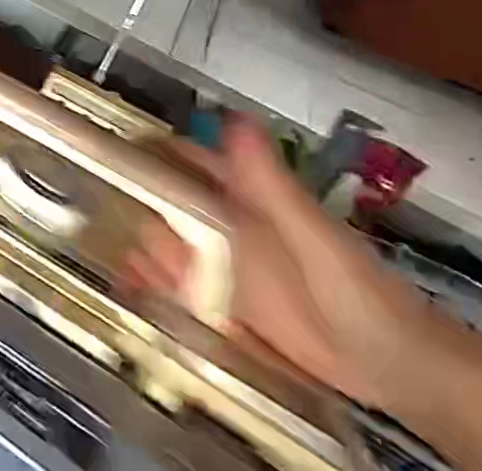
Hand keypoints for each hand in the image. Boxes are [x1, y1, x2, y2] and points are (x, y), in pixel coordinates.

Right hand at [122, 116, 435, 407]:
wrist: (390, 363)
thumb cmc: (354, 288)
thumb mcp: (311, 232)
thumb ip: (270, 182)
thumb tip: (234, 119)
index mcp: (247, 196)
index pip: (189, 160)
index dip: (151, 151)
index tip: (110, 150)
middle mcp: (229, 225)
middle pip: (169, 204)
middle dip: (133, 203)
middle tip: (91, 211)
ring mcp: (226, 268)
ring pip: (169, 245)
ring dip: (137, 245)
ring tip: (99, 251)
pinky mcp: (226, 306)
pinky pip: (180, 290)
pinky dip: (154, 287)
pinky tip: (132, 291)